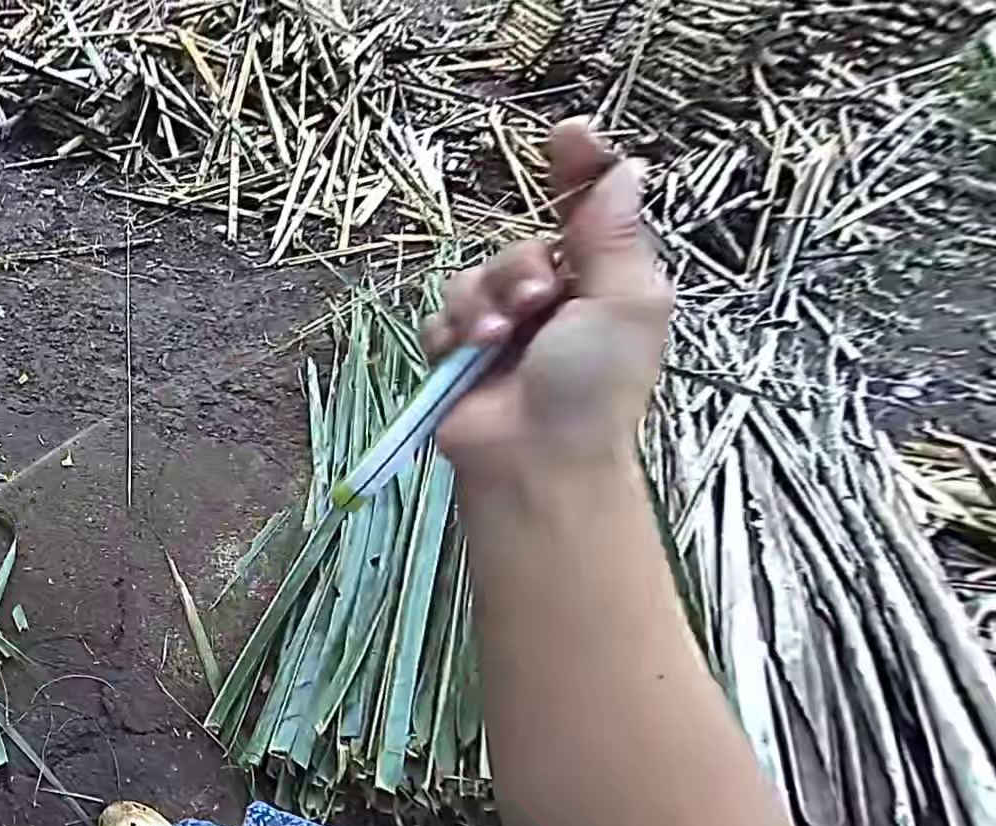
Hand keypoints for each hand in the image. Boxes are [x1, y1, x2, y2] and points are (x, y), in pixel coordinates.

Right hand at [425, 119, 672, 485]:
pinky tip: (462, 356)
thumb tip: (625, 171)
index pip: (584, 213)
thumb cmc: (591, 385)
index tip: (564, 134)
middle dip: (514, 272)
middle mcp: (545, 301)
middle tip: (533, 305)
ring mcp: (494, 330)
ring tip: (492, 341)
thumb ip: (613, 238)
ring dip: (477, 305)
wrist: (531, 456)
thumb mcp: (624, 303)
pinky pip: (436, 319)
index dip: (576, 171)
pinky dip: (446, 333)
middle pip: (513, 248)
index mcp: (597, 283)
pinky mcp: (451, 355)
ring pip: (467, 281)